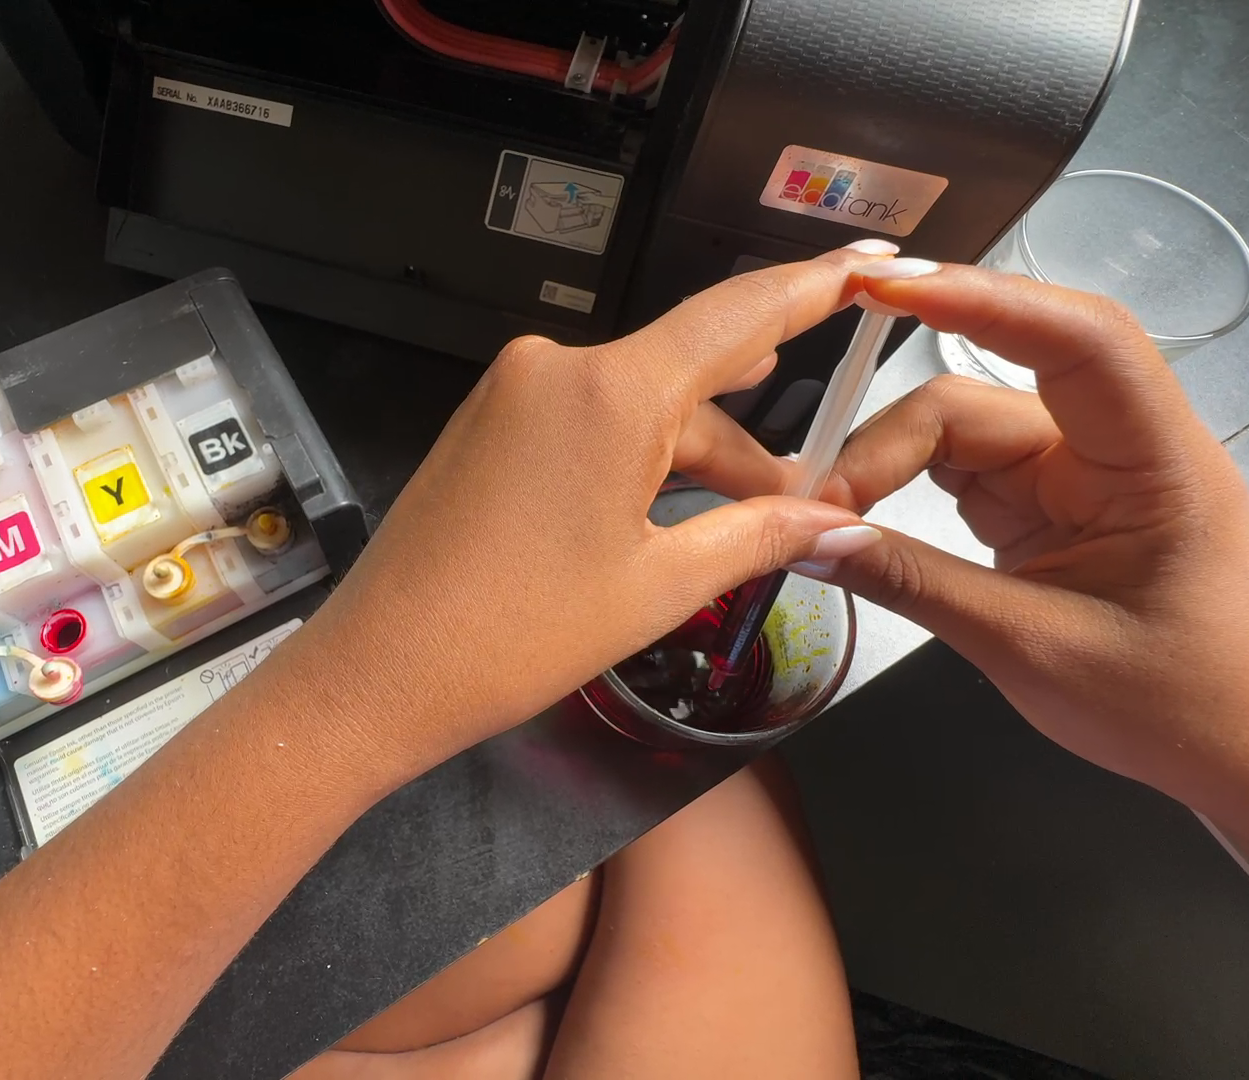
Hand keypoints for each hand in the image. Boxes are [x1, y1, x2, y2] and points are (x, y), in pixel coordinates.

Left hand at [267, 244, 896, 777]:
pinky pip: (578, 426)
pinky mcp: (481, 426)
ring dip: (682, 458)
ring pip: (628, 409)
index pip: (735, 316)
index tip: (867, 269)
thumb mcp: (657, 587)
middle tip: (798, 496)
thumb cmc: (523, 635)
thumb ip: (756, 535)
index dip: (810, 292)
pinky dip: (625, 460)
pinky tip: (651, 509)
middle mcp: (554, 367)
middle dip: (740, 440)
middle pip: (681, 379)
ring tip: (735, 516)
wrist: (382, 669)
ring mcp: (508, 393)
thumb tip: (835, 519)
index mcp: (609, 391)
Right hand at [815, 261, 1248, 812]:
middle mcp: (1104, 448)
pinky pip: (946, 472)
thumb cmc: (1171, 704)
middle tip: (816, 513)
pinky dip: (894, 489)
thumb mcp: (1026, 644)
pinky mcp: (1030, 502)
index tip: (886, 291)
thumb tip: (806, 539)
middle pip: (968, 405)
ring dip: (880, 468)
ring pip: (945, 436)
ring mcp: (1063, 474)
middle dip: (882, 448)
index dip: (983, 304)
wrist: (1232, 757)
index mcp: (1149, 464)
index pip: (1077, 344)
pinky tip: (856, 518)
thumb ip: (910, 581)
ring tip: (827, 520)